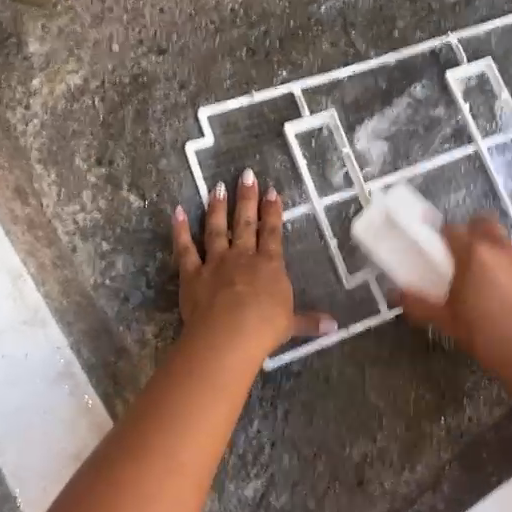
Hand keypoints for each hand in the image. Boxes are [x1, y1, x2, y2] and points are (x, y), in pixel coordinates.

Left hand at [171, 169, 336, 359]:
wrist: (228, 336)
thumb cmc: (264, 329)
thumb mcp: (291, 324)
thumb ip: (309, 321)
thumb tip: (334, 326)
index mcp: (269, 265)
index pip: (272, 232)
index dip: (273, 211)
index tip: (272, 191)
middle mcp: (243, 257)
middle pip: (245, 223)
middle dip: (247, 198)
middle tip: (246, 174)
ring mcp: (216, 263)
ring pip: (216, 229)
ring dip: (217, 207)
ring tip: (217, 186)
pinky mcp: (192, 274)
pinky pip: (185, 249)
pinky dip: (180, 230)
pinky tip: (177, 212)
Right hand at [399, 216, 511, 390]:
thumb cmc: (487, 337)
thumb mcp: (447, 322)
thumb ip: (418, 303)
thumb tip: (395, 294)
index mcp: (473, 254)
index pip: (451, 228)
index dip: (443, 237)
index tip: (439, 251)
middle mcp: (500, 247)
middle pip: (482, 222)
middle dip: (472, 233)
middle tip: (465, 258)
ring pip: (505, 241)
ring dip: (495, 250)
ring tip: (492, 279)